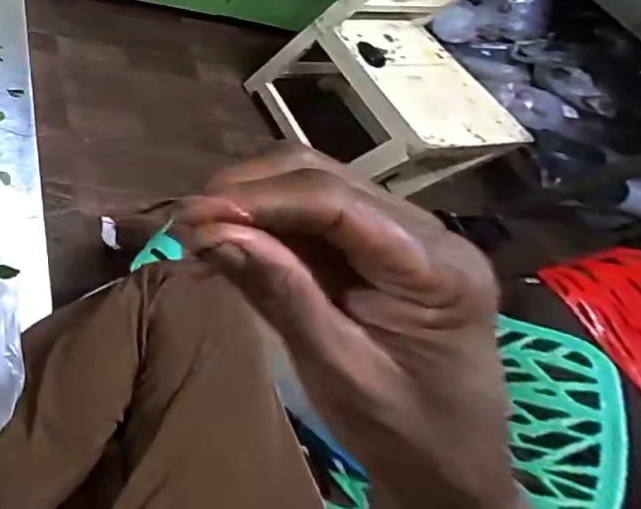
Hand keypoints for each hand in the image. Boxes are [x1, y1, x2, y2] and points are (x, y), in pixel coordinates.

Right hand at [180, 151, 514, 508]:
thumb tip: (213, 233)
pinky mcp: (369, 231)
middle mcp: (421, 228)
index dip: (260, 199)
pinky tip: (229, 232)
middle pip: (317, 173)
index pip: (335, 202)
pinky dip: (259, 211)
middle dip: (246, 188)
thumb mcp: (340, 373)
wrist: (449, 467)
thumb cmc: (405, 433)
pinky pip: (303, 200)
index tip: (198, 217)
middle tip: (191, 221)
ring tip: (204, 226)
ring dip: (248, 194)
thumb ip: (282, 295)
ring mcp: (396, 224)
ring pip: (305, 174)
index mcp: (436, 268)